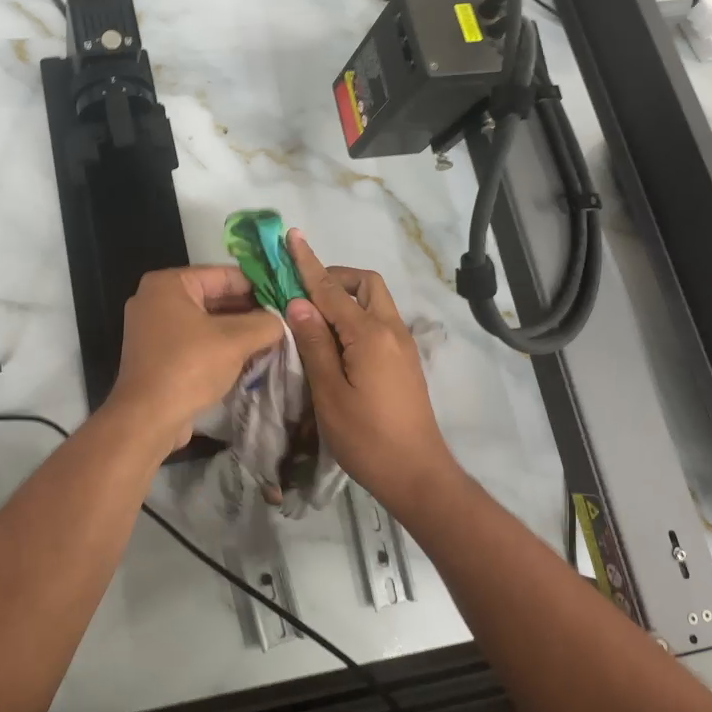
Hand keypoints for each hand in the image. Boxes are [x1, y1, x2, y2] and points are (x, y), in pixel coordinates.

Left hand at [108, 266, 284, 451]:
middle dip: (248, 311)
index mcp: (168, 283)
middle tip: (283, 322)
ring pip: (205, 322)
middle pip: (213, 297)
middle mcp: (155, 299)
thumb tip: (281, 321)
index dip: (258, 286)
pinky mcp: (156, 354)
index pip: (223, 275)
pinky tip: (248, 358)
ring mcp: (153, 328)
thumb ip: (264, 324)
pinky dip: (218, 347)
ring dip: (236, 331)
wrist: (148, 418)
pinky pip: (195, 341)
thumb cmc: (189, 366)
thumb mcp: (235, 340)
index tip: (286, 299)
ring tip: (272, 340)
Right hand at [284, 231, 460, 507]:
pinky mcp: (404, 361)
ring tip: (315, 319)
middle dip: (334, 277)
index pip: (331, 289)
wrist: (418, 475)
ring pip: (375, 301)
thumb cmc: (367, 438)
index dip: (308, 263)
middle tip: (304, 294)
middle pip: (365, 284)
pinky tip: (335, 342)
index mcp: (370, 335)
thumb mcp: (329, 393)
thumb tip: (298, 303)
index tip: (292, 237)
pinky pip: (378, 322)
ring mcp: (402, 345)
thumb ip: (314, 344)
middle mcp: (391, 330)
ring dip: (346, 297)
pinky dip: (356, 317)